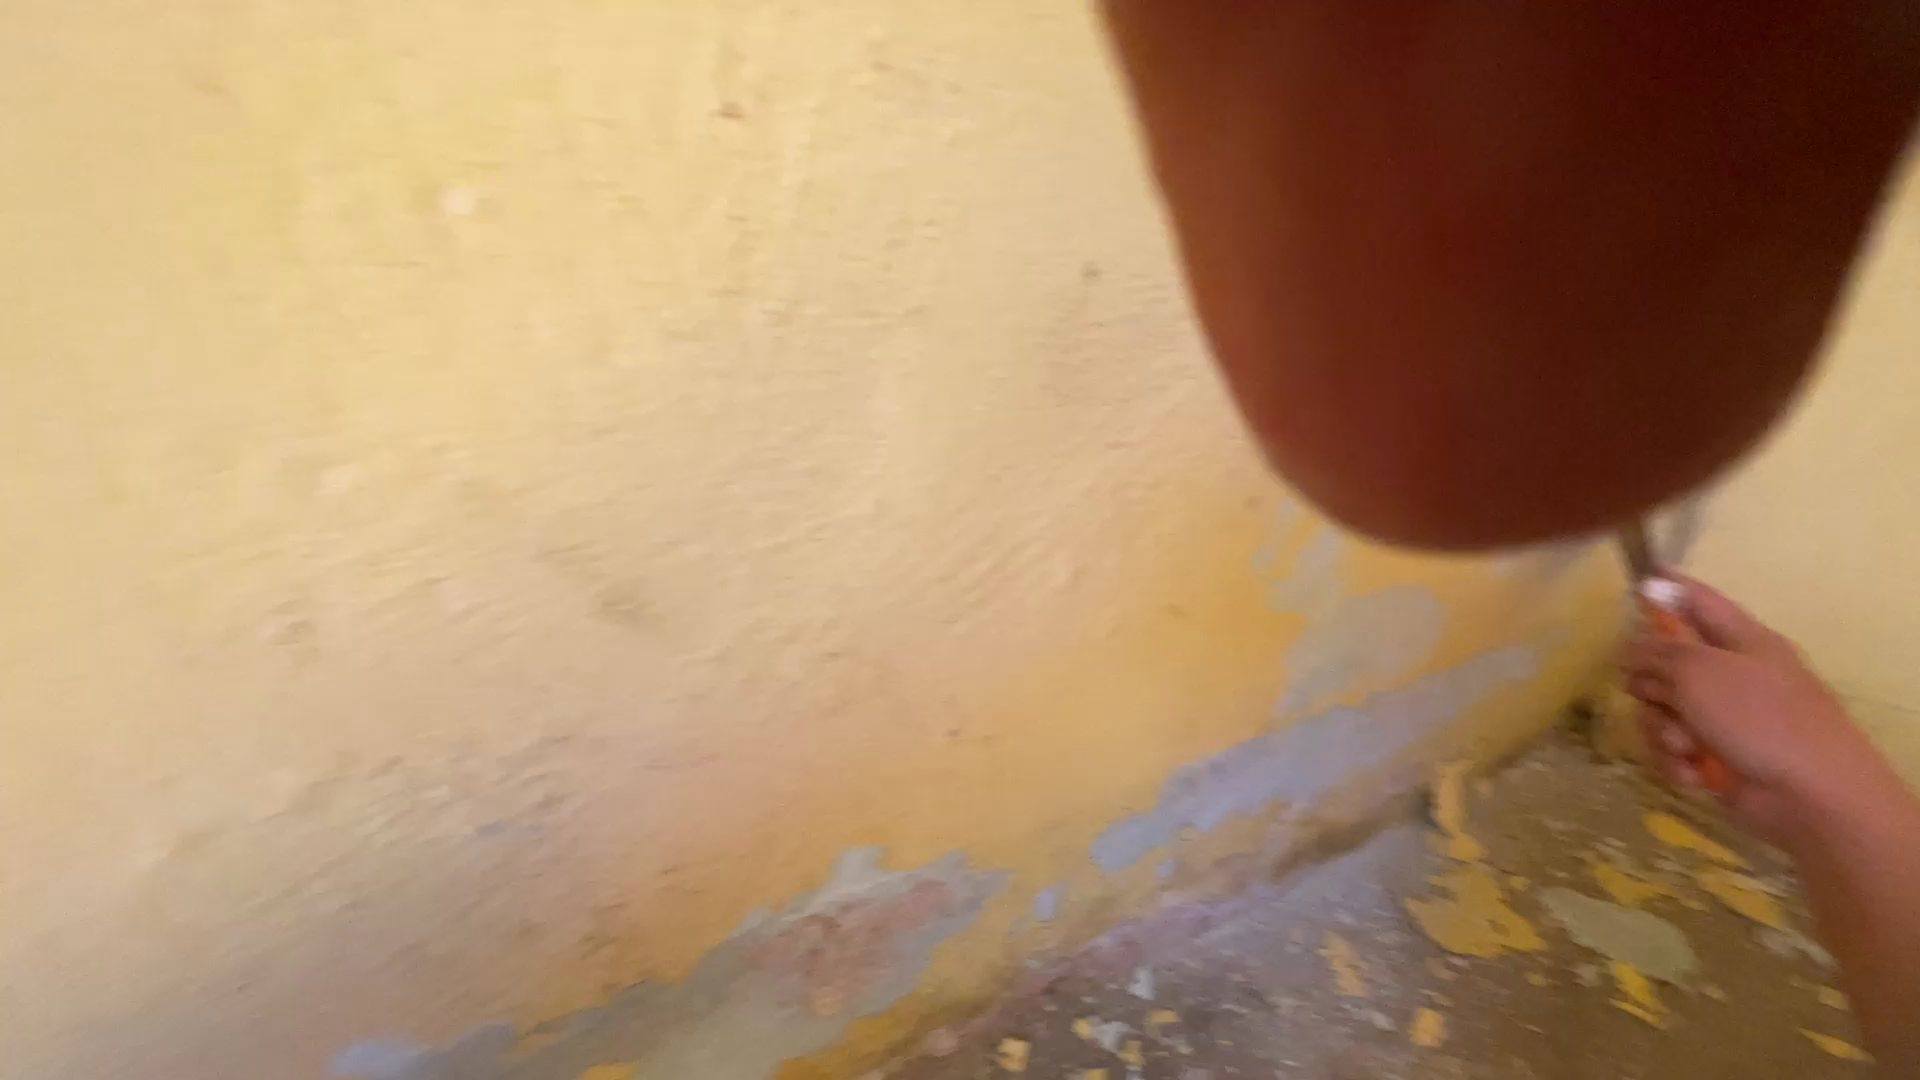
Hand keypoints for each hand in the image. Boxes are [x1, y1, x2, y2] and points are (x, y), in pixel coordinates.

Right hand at [1620, 574, 1887, 846]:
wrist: (1810, 797)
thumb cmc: (1760, 718)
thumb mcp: (1698, 669)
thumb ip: (1655, 650)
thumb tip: (1632, 651)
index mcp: (1743, 643)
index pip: (1699, 601)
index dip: (1669, 587)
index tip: (1638, 577)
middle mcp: (1731, 674)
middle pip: (1661, 661)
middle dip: (1648, 682)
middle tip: (1656, 694)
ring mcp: (1721, 715)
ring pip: (1656, 705)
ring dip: (1660, 726)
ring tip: (1683, 745)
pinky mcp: (1711, 750)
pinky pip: (1666, 741)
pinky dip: (1673, 755)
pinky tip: (1690, 767)